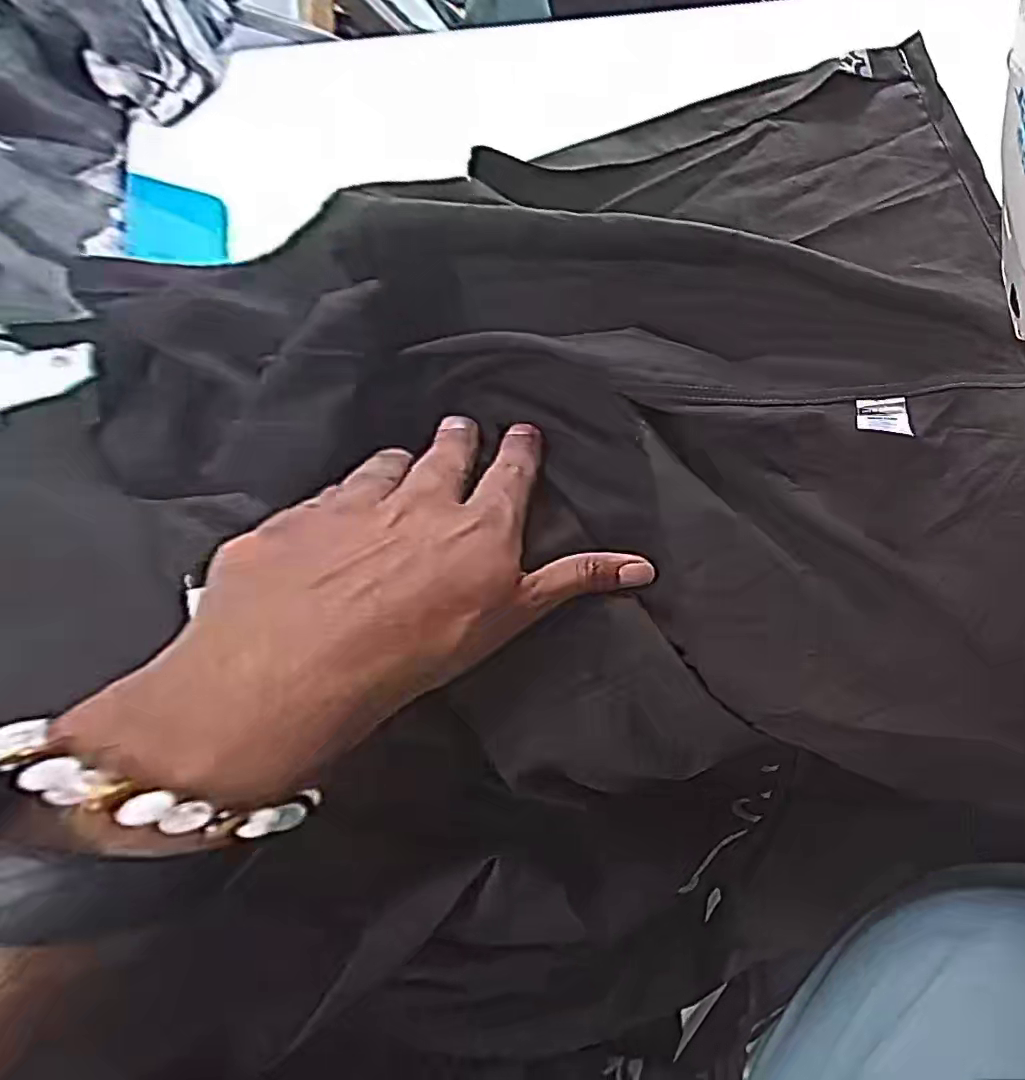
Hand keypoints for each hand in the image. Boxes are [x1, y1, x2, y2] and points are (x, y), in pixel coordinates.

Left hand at [52, 417, 653, 805]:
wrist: (298, 667)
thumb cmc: (426, 643)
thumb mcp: (517, 611)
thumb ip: (578, 578)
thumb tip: (645, 566)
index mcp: (480, 523)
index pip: (509, 474)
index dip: (520, 450)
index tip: (524, 430)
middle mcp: (418, 502)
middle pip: (444, 456)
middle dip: (458, 439)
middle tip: (463, 425)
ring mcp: (348, 509)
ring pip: (380, 467)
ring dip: (397, 459)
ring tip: (401, 456)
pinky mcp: (286, 526)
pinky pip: (318, 497)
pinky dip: (335, 494)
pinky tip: (332, 504)